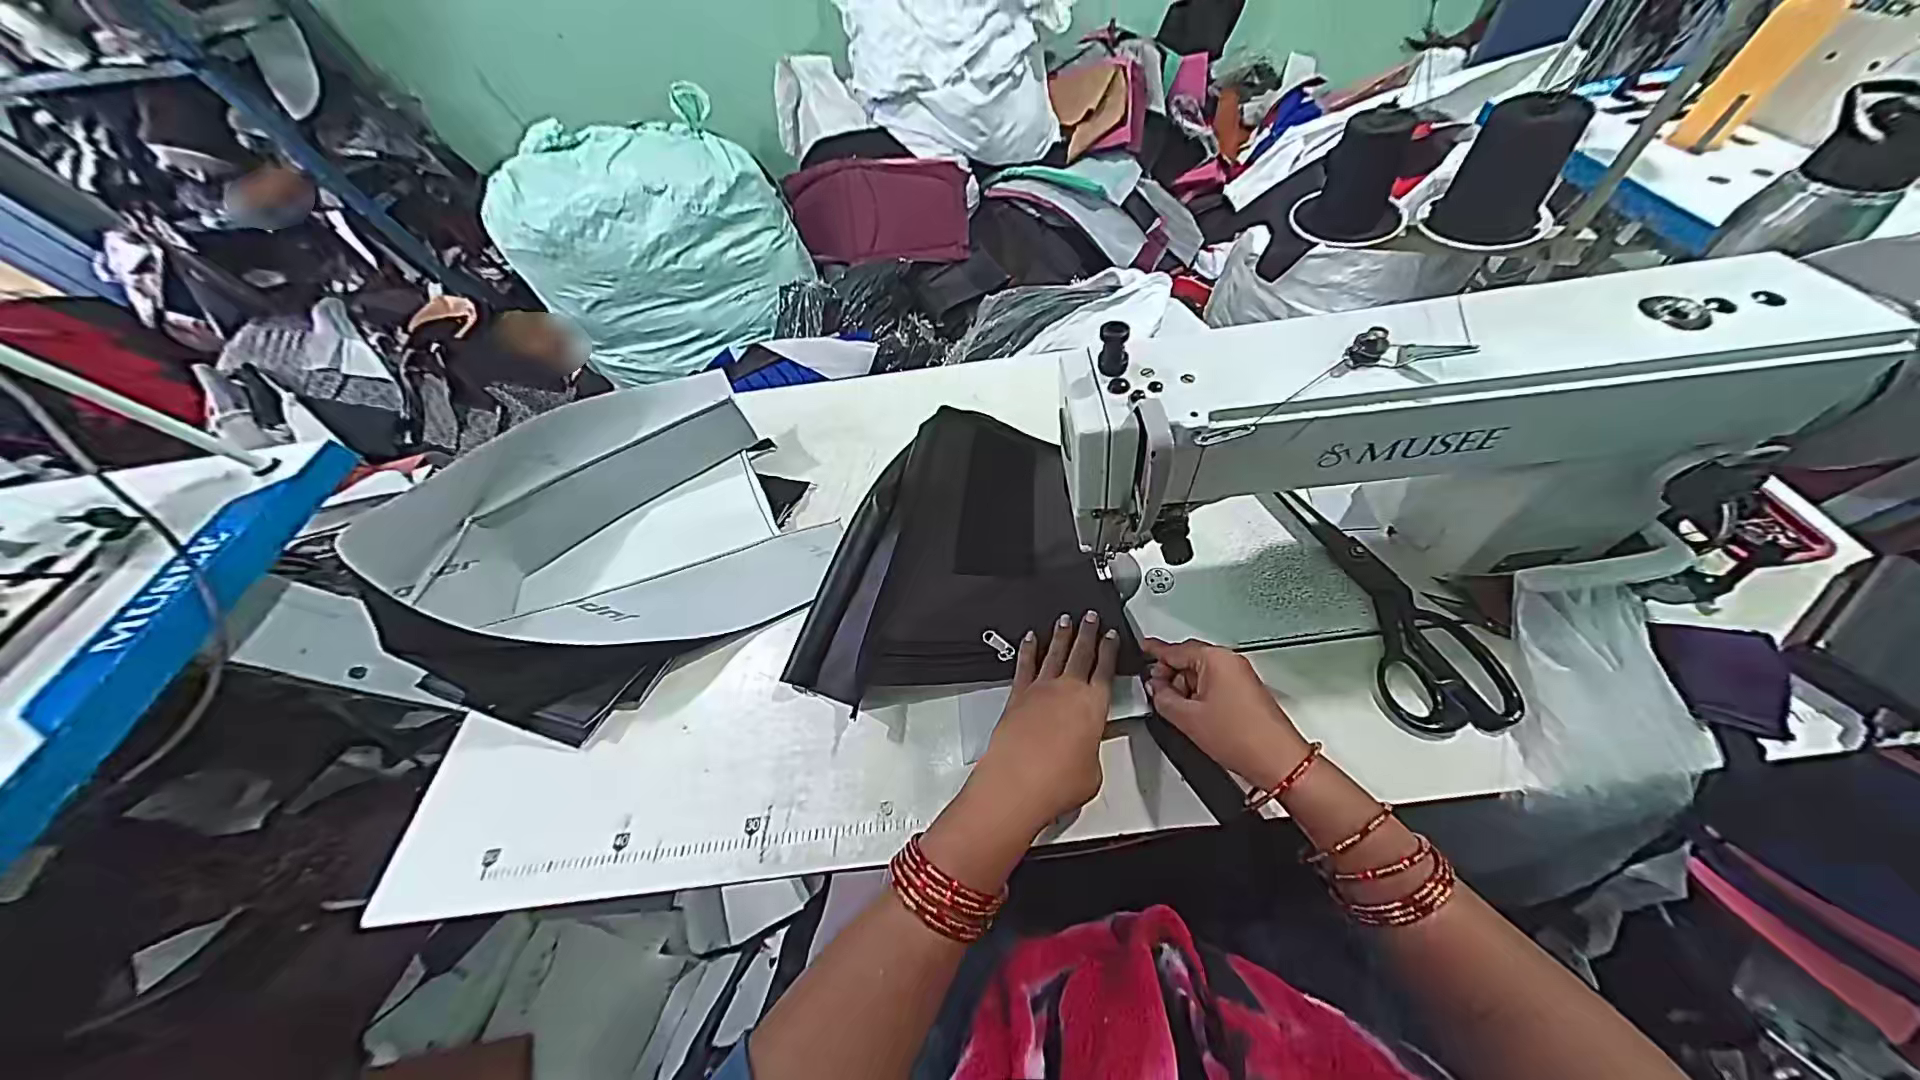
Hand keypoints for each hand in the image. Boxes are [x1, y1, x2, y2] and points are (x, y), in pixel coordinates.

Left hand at [922, 613, 1117, 890]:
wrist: (1018, 783)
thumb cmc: (1057, 782)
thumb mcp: (1092, 772)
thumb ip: (1091, 753)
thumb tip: (1084, 752)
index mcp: (1093, 705)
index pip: (1106, 669)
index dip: (1110, 650)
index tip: (1111, 635)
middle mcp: (1067, 691)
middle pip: (1081, 653)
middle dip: (1088, 632)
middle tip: (1091, 616)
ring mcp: (1040, 690)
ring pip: (1054, 653)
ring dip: (1061, 635)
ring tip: (1065, 620)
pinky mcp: (1017, 696)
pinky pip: (1025, 665)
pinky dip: (1028, 650)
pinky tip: (1030, 639)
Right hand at [1143, 637, 1310, 789]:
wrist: (1279, 762)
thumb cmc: (1245, 739)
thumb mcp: (1186, 718)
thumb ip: (1161, 697)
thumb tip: (1155, 689)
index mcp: (1216, 658)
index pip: (1174, 649)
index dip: (1154, 651)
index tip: (1143, 648)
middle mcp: (1230, 661)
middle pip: (1188, 659)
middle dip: (1170, 676)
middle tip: (1157, 693)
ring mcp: (1240, 675)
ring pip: (1200, 673)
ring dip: (1186, 689)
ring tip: (1182, 713)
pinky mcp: (1245, 690)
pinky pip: (1214, 684)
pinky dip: (1201, 696)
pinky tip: (1197, 717)